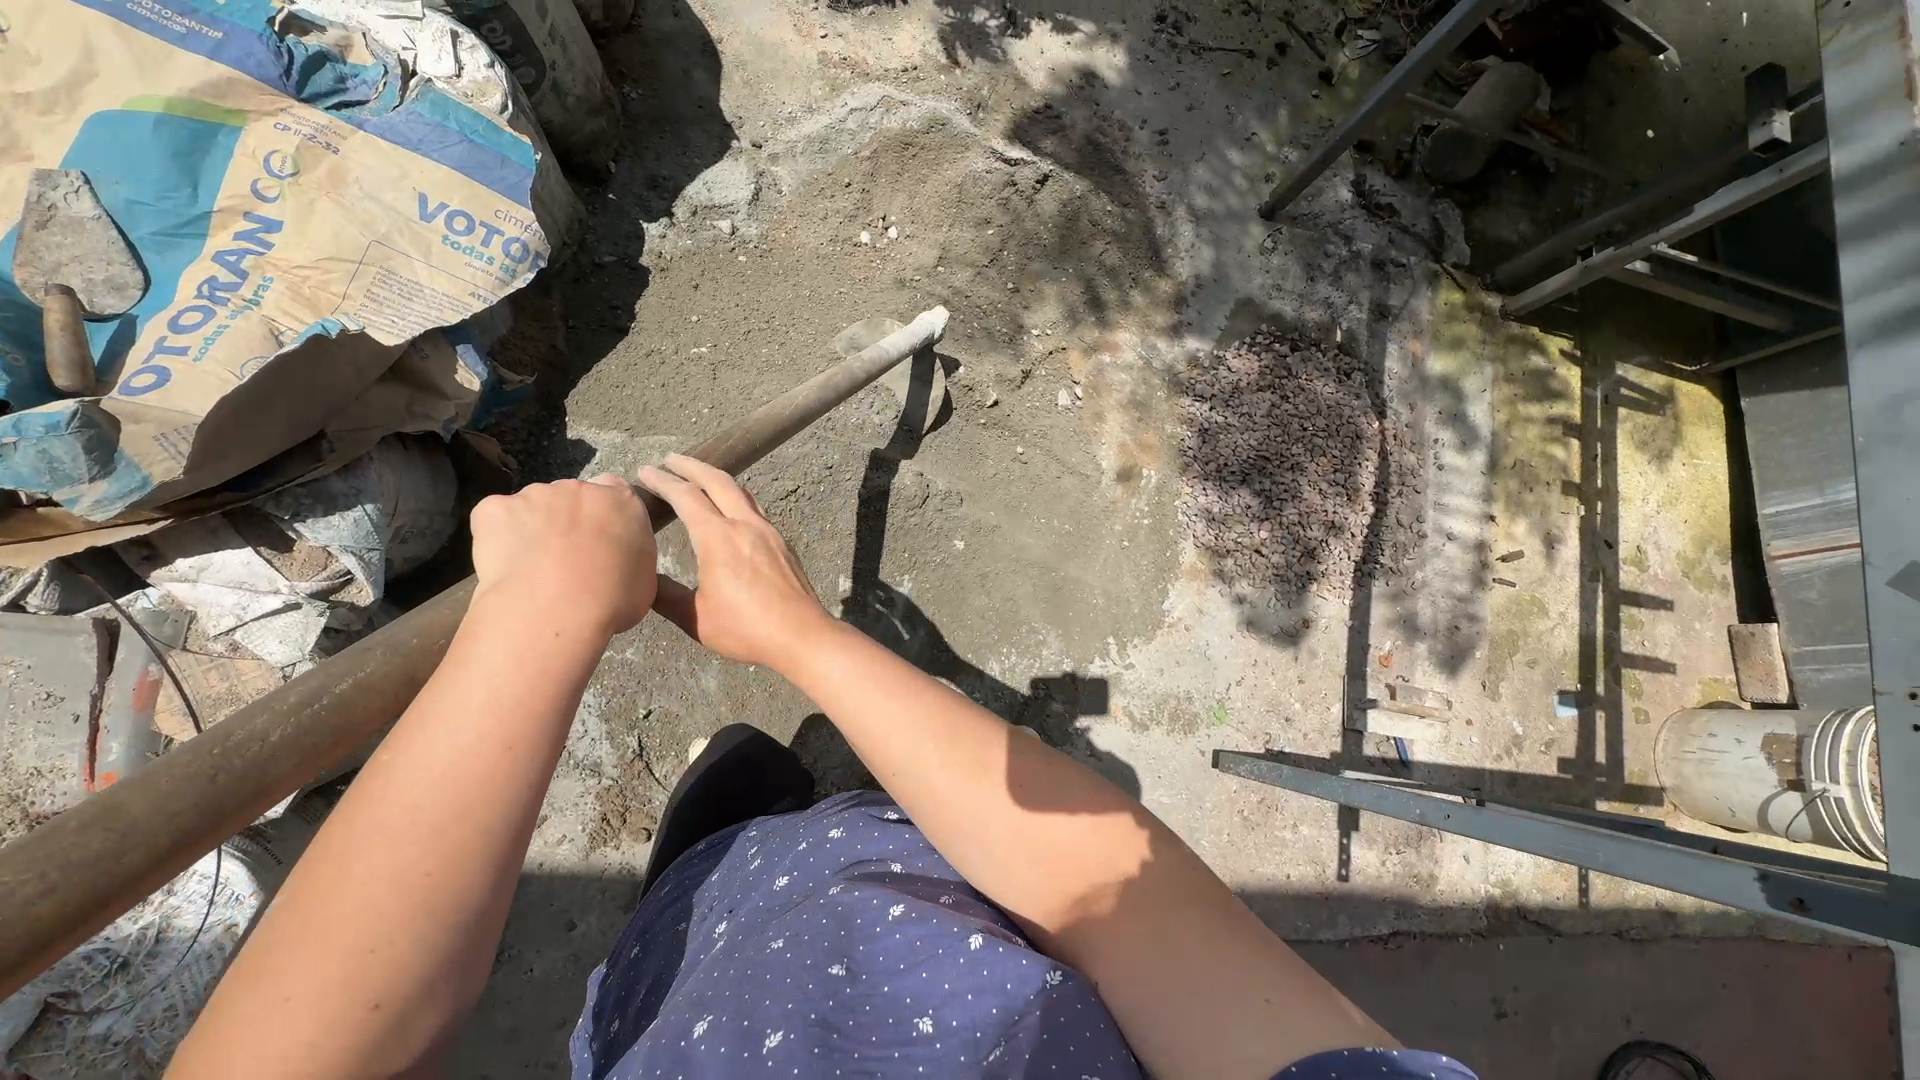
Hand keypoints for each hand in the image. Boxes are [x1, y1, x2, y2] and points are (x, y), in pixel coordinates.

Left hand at [469, 475, 657, 638]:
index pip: (615, 492)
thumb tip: (615, 557)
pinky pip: (496, 519)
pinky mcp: (495, 508)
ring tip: (532, 569)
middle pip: (572, 497)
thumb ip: (630, 554)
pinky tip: (505, 566)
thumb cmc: (611, 601)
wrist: (554, 610)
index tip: (599, 539)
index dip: (605, 515)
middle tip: (565, 560)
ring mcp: (535, 494)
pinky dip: (498, 537)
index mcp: (623, 502)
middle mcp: (580, 488)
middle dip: (568, 521)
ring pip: (533, 507)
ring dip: (534, 528)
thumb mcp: (643, 579)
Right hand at [636, 454, 832, 671]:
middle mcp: (745, 526)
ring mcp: (768, 532)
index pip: (685, 496)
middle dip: (691, 466)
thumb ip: (666, 596)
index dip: (662, 481)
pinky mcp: (782, 543)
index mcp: (718, 538)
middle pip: (717, 480)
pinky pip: (755, 508)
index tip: (645, 471)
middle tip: (670, 459)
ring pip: (741, 491)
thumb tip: (643, 582)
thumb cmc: (747, 629)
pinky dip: (737, 497)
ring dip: (717, 479)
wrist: (802, 635)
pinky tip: (733, 509)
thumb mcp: (695, 618)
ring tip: (700, 477)